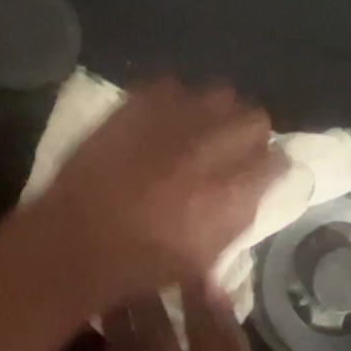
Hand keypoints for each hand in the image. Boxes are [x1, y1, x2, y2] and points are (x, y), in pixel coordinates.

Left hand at [9, 78, 281, 312]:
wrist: (73, 241)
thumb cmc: (139, 264)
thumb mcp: (204, 255)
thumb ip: (237, 218)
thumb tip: (254, 191)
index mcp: (233, 193)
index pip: (278, 160)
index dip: (269, 166)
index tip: (259, 173)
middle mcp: (213, 149)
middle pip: (256, 119)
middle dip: (248, 133)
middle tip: (230, 149)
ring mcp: (175, 121)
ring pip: (221, 94)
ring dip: (215, 112)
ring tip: (197, 129)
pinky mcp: (140, 104)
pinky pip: (175, 86)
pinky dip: (175, 101)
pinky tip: (162, 122)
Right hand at [89, 279, 334, 350]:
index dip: (111, 319)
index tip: (98, 288)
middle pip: (156, 328)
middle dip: (140, 292)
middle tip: (128, 255)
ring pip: (195, 321)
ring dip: (182, 286)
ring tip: (172, 250)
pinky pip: (232, 334)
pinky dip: (222, 308)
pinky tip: (215, 285)